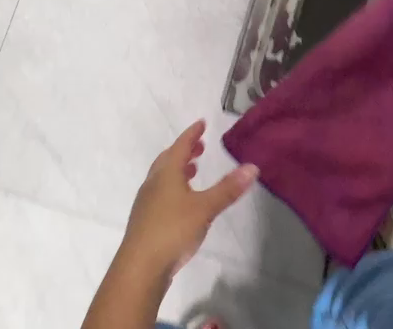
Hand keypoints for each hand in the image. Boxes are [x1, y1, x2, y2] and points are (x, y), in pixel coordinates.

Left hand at [118, 120, 257, 278]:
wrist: (139, 268)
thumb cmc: (172, 230)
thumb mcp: (205, 208)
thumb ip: (228, 189)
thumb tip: (252, 167)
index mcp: (166, 173)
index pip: (180, 145)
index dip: (192, 134)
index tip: (201, 123)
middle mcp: (153, 182)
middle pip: (168, 159)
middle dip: (184, 151)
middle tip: (199, 147)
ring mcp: (146, 202)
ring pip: (162, 177)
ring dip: (177, 170)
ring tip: (192, 171)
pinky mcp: (144, 221)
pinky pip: (159, 193)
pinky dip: (172, 187)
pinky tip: (181, 203)